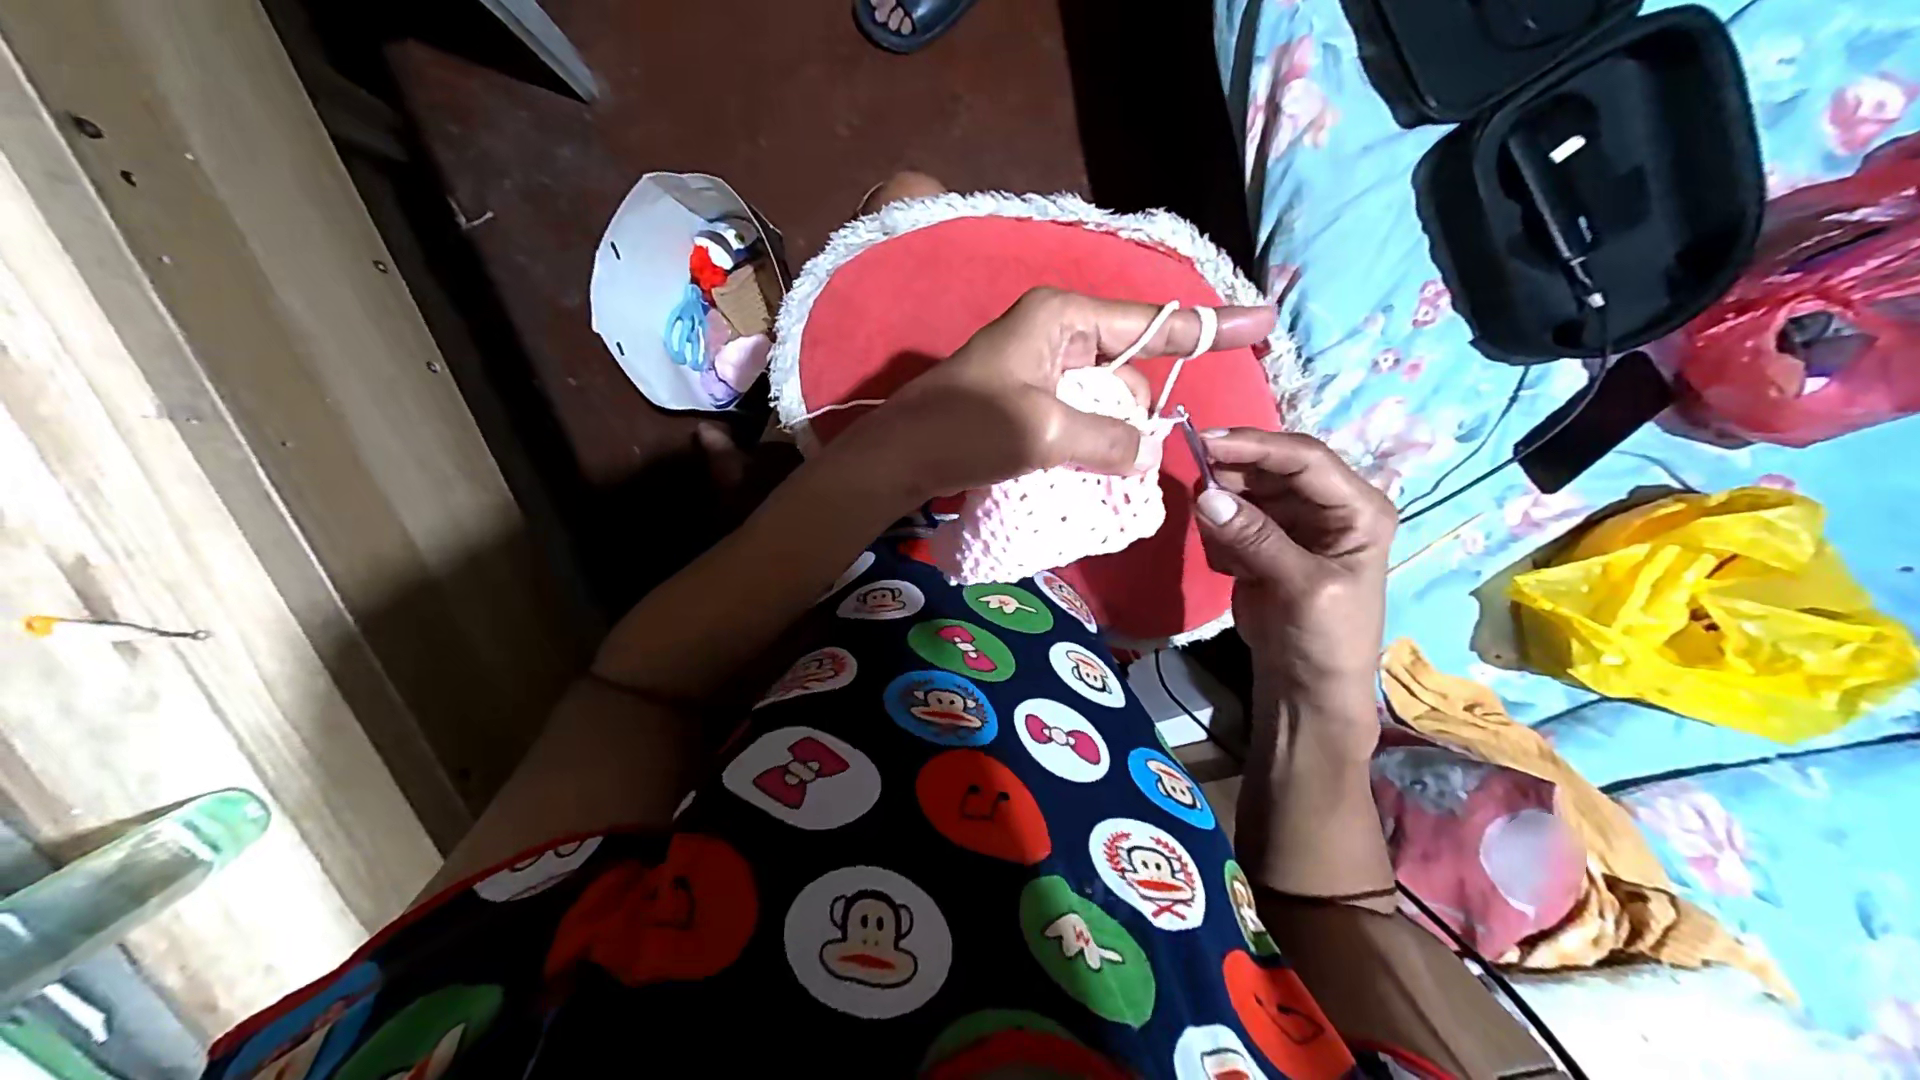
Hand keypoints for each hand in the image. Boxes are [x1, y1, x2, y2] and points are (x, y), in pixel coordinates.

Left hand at [837, 287, 1275, 503]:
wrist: (901, 455)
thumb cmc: (966, 430)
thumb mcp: (1045, 434)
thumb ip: (1108, 440)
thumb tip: (1146, 451)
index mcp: (1064, 318)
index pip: (1152, 322)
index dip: (1209, 326)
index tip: (1263, 322)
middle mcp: (1057, 331)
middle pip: (1130, 362)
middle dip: (1148, 403)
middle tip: (1148, 447)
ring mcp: (1042, 364)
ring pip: (1107, 393)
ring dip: (1118, 429)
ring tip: (1109, 464)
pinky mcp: (1030, 395)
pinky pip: (1082, 410)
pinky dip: (1095, 436)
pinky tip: (1100, 463)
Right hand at [1192, 430, 1395, 758]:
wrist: (1306, 687)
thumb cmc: (1326, 639)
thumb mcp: (1301, 587)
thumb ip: (1256, 538)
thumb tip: (1205, 494)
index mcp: (1358, 508)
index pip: (1305, 458)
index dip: (1256, 445)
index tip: (1206, 442)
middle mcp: (1327, 505)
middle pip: (1271, 467)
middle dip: (1233, 475)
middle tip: (1194, 488)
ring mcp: (1292, 522)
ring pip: (1245, 490)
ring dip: (1223, 510)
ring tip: (1224, 553)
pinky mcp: (1263, 540)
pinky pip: (1230, 517)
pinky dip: (1219, 535)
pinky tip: (1230, 569)